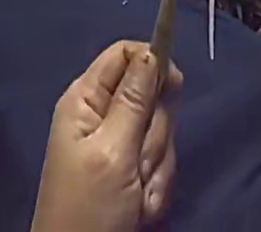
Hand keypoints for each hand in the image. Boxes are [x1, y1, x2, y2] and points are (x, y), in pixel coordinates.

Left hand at [31, 40, 182, 231]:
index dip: (152, 61)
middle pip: (149, 93)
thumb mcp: (112, 151)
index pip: (125, 53)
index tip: (173, 84)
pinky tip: (140, 208)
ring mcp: (118, 144)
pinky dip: (155, 187)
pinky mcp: (131, 171)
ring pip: (159, 130)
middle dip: (153, 131)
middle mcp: (102, 114)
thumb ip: (134, 100)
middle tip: (137, 161)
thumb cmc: (88, 209)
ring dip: (155, 164)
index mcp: (86, 98)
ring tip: (135, 192)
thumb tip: (152, 52)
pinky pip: (160, 162)